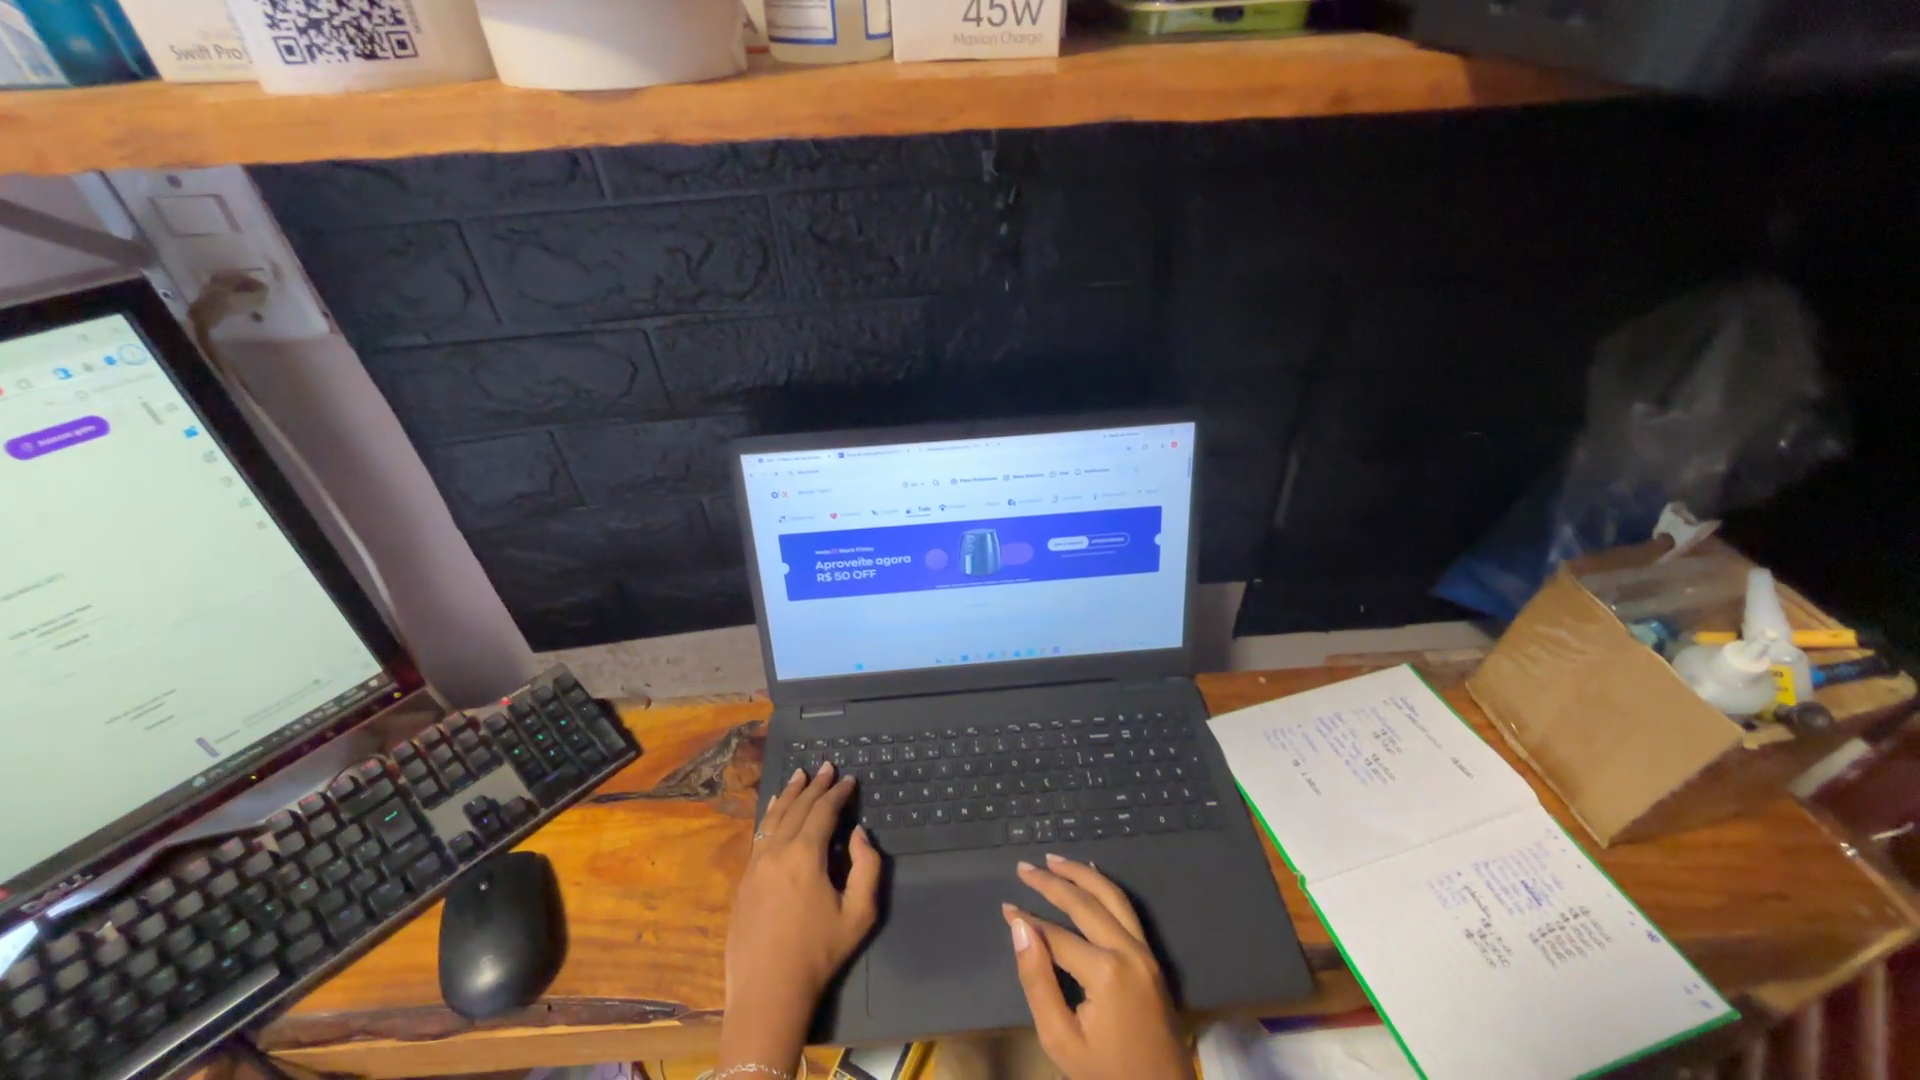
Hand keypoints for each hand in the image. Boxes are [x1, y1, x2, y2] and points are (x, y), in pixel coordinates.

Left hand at [718, 763, 879, 1073]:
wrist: (767, 991)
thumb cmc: (819, 954)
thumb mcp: (859, 914)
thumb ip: (867, 867)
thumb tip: (859, 833)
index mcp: (805, 855)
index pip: (823, 811)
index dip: (838, 793)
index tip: (849, 779)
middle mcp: (776, 851)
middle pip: (797, 808)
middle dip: (814, 786)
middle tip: (826, 767)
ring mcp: (755, 865)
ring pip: (774, 818)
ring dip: (789, 794)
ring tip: (799, 775)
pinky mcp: (744, 881)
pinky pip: (760, 835)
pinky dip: (771, 815)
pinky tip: (775, 810)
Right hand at [1004, 855, 1195, 1079]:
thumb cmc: (1105, 1072)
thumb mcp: (1060, 1038)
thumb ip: (1037, 981)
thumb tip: (1020, 928)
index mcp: (1105, 972)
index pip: (1056, 935)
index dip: (1027, 920)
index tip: (1005, 907)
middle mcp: (1128, 950)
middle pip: (1085, 903)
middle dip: (1052, 882)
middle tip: (1024, 867)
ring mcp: (1144, 951)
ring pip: (1112, 896)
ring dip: (1082, 874)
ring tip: (1054, 860)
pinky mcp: (1152, 957)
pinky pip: (1128, 909)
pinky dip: (1106, 887)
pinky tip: (1092, 875)